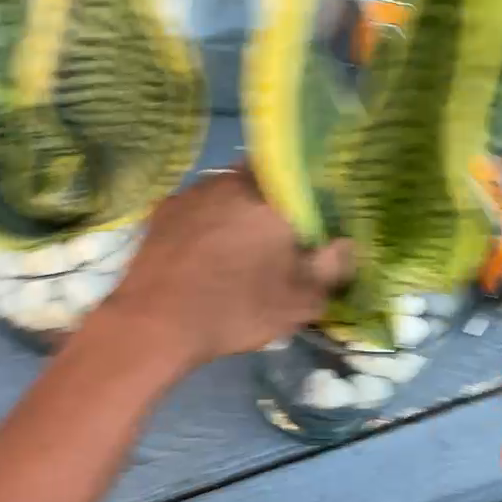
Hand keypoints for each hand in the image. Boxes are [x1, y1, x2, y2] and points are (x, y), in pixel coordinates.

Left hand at [96, 167, 352, 368]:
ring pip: (226, 196)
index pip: (303, 177)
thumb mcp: (301, 302)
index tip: (309, 229)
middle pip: (262, 184)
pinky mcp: (161, 212)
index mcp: (273, 194)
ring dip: (235, 218)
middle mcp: (231, 180)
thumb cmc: (237, 309)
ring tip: (235, 258)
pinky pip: (197, 213)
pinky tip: (203, 262)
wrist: (156, 324)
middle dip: (270, 209)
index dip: (309, 201)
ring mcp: (191, 192)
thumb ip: (332, 268)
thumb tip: (346, 244)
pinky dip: (205, 230)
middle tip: (274, 247)